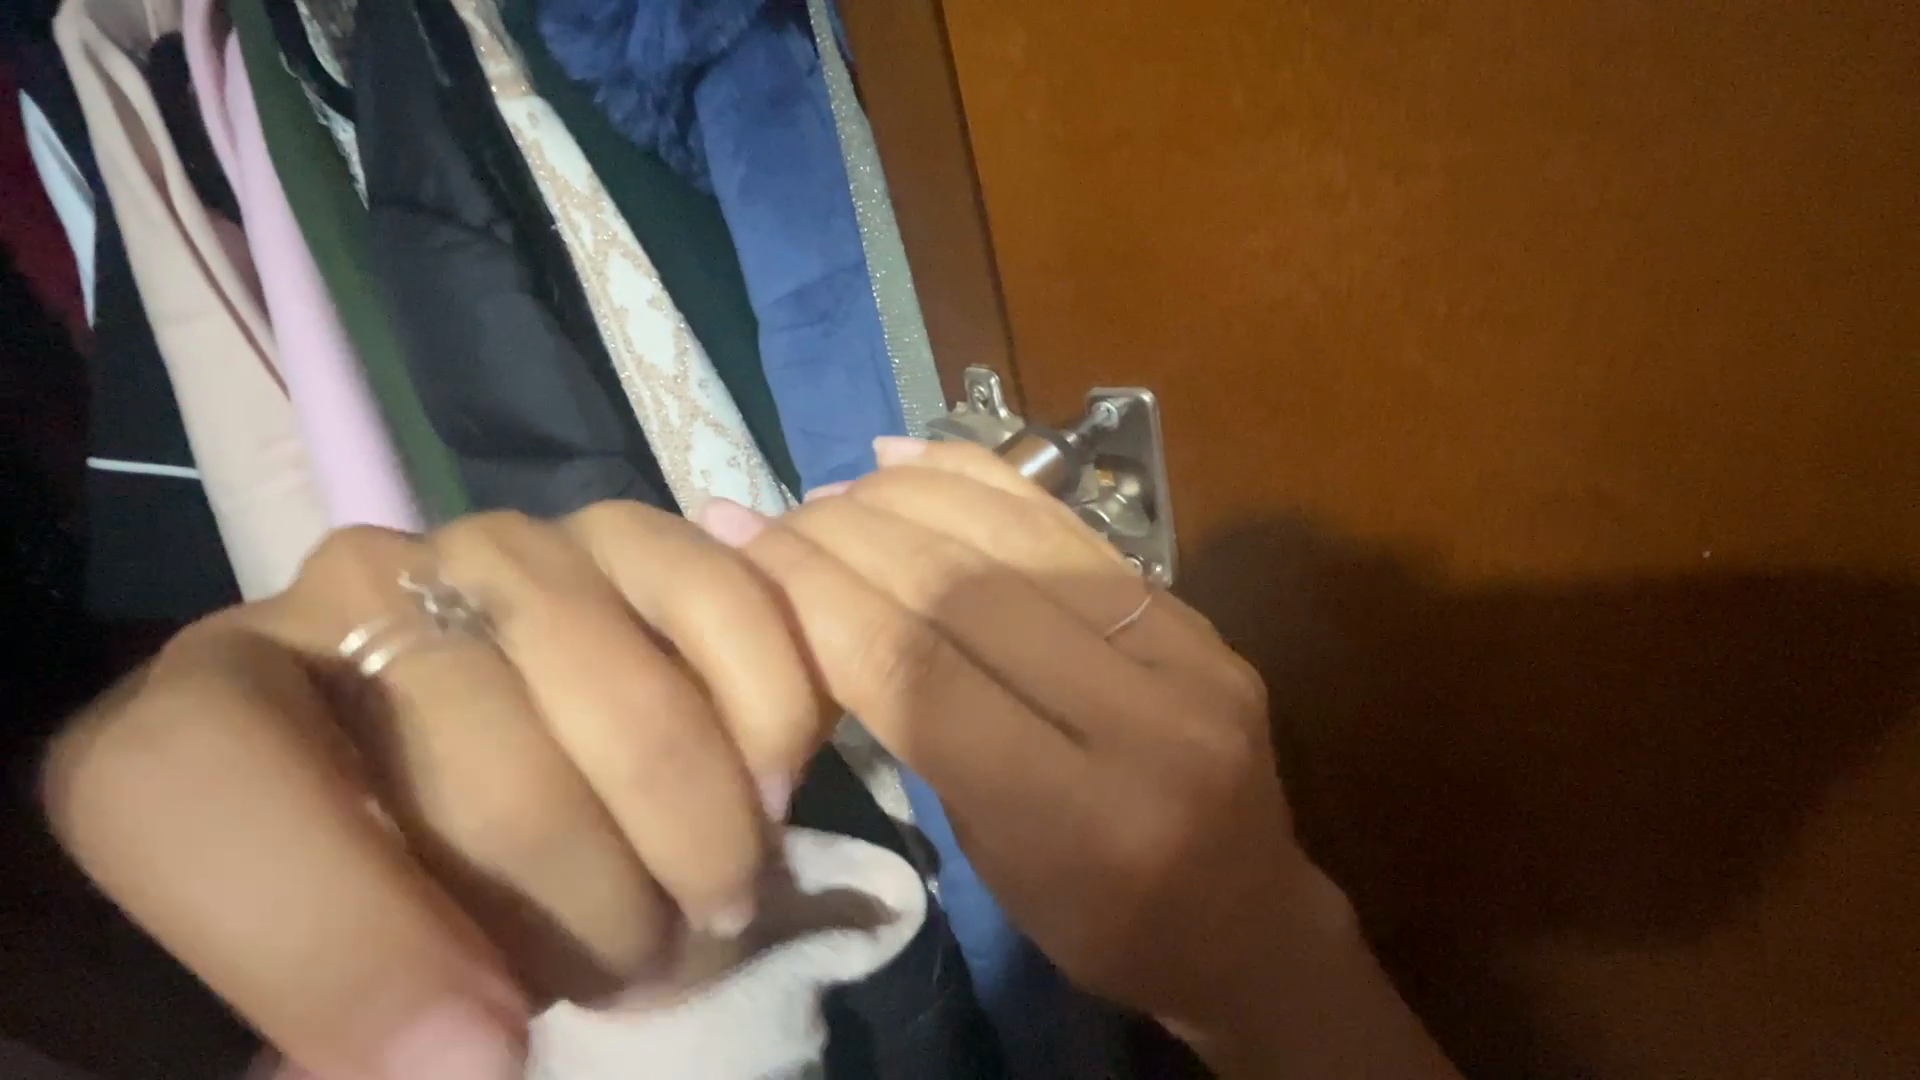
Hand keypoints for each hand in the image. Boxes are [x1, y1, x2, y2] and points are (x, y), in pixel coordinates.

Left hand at [42, 505, 824, 1079]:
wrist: (519, 716)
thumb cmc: (415, 861)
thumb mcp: (337, 960)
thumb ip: (352, 1016)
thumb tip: (476, 1056)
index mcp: (205, 715)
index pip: (204, 788)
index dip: (345, 946)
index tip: (484, 1060)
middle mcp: (356, 593)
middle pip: (490, 777)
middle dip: (597, 912)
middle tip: (648, 969)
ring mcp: (515, 546)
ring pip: (627, 697)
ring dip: (699, 831)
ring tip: (718, 896)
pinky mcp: (637, 530)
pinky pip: (726, 606)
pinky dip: (769, 715)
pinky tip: (774, 785)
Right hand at [699, 437, 1338, 1031]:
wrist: (1250, 923)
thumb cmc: (1101, 925)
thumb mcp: (992, 858)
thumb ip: (923, 733)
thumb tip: (826, 609)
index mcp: (1078, 817)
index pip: (919, 674)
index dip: (819, 599)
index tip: (745, 550)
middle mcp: (1144, 718)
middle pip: (964, 591)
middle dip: (852, 539)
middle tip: (777, 514)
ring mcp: (1186, 651)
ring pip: (1017, 539)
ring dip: (910, 499)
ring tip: (837, 487)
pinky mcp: (1198, 615)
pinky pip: (1072, 526)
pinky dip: (985, 482)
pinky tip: (916, 459)